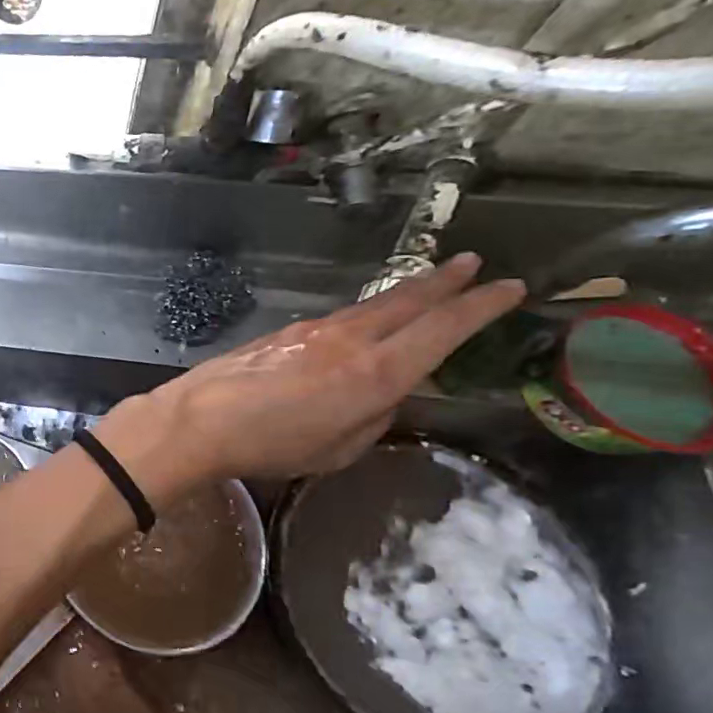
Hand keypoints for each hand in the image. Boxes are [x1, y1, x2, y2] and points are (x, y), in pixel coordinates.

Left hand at [98, 253, 523, 501]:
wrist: (202, 418)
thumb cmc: (273, 445)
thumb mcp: (340, 449)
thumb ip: (374, 417)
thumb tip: (385, 394)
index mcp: (377, 372)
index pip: (442, 329)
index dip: (481, 307)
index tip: (510, 288)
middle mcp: (352, 339)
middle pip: (409, 300)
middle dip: (447, 281)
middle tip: (475, 263)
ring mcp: (317, 329)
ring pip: (375, 305)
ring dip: (408, 293)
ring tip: (431, 284)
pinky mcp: (289, 330)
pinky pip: (343, 317)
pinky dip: (369, 313)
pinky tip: (369, 321)